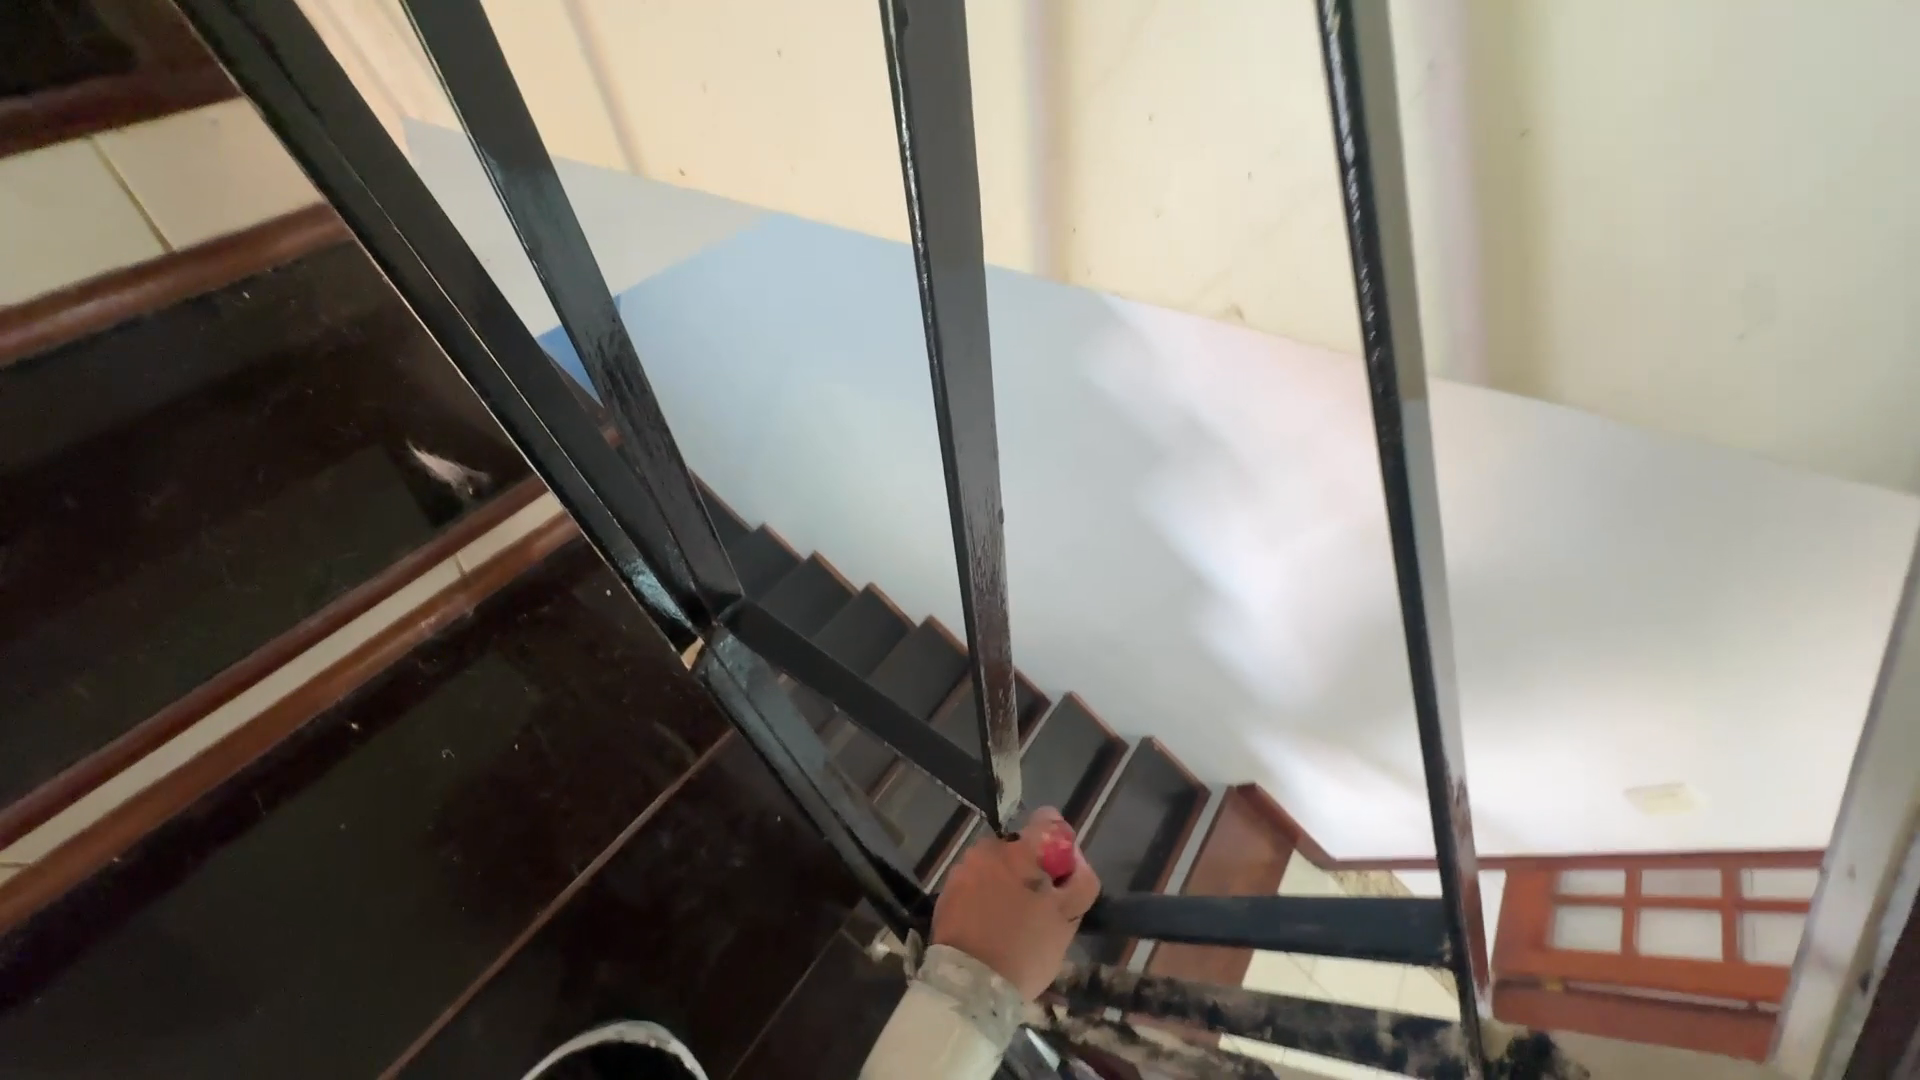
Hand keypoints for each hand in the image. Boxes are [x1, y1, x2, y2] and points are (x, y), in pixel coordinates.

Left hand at [931, 806, 1100, 999]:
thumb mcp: (1067, 919)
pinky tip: (989, 927)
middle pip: (1018, 848)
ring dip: (1004, 882)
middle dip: (1029, 869)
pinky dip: (983, 897)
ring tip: (1010, 921)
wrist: (969, 985)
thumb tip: (1077, 859)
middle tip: (1037, 906)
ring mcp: (963, 869)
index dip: (1059, 842)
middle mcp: (988, 849)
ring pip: (994, 866)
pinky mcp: (946, 892)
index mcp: (1021, 850)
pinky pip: (973, 884)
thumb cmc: (1025, 949)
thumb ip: (1081, 881)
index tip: (1060, 871)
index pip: (1047, 821)